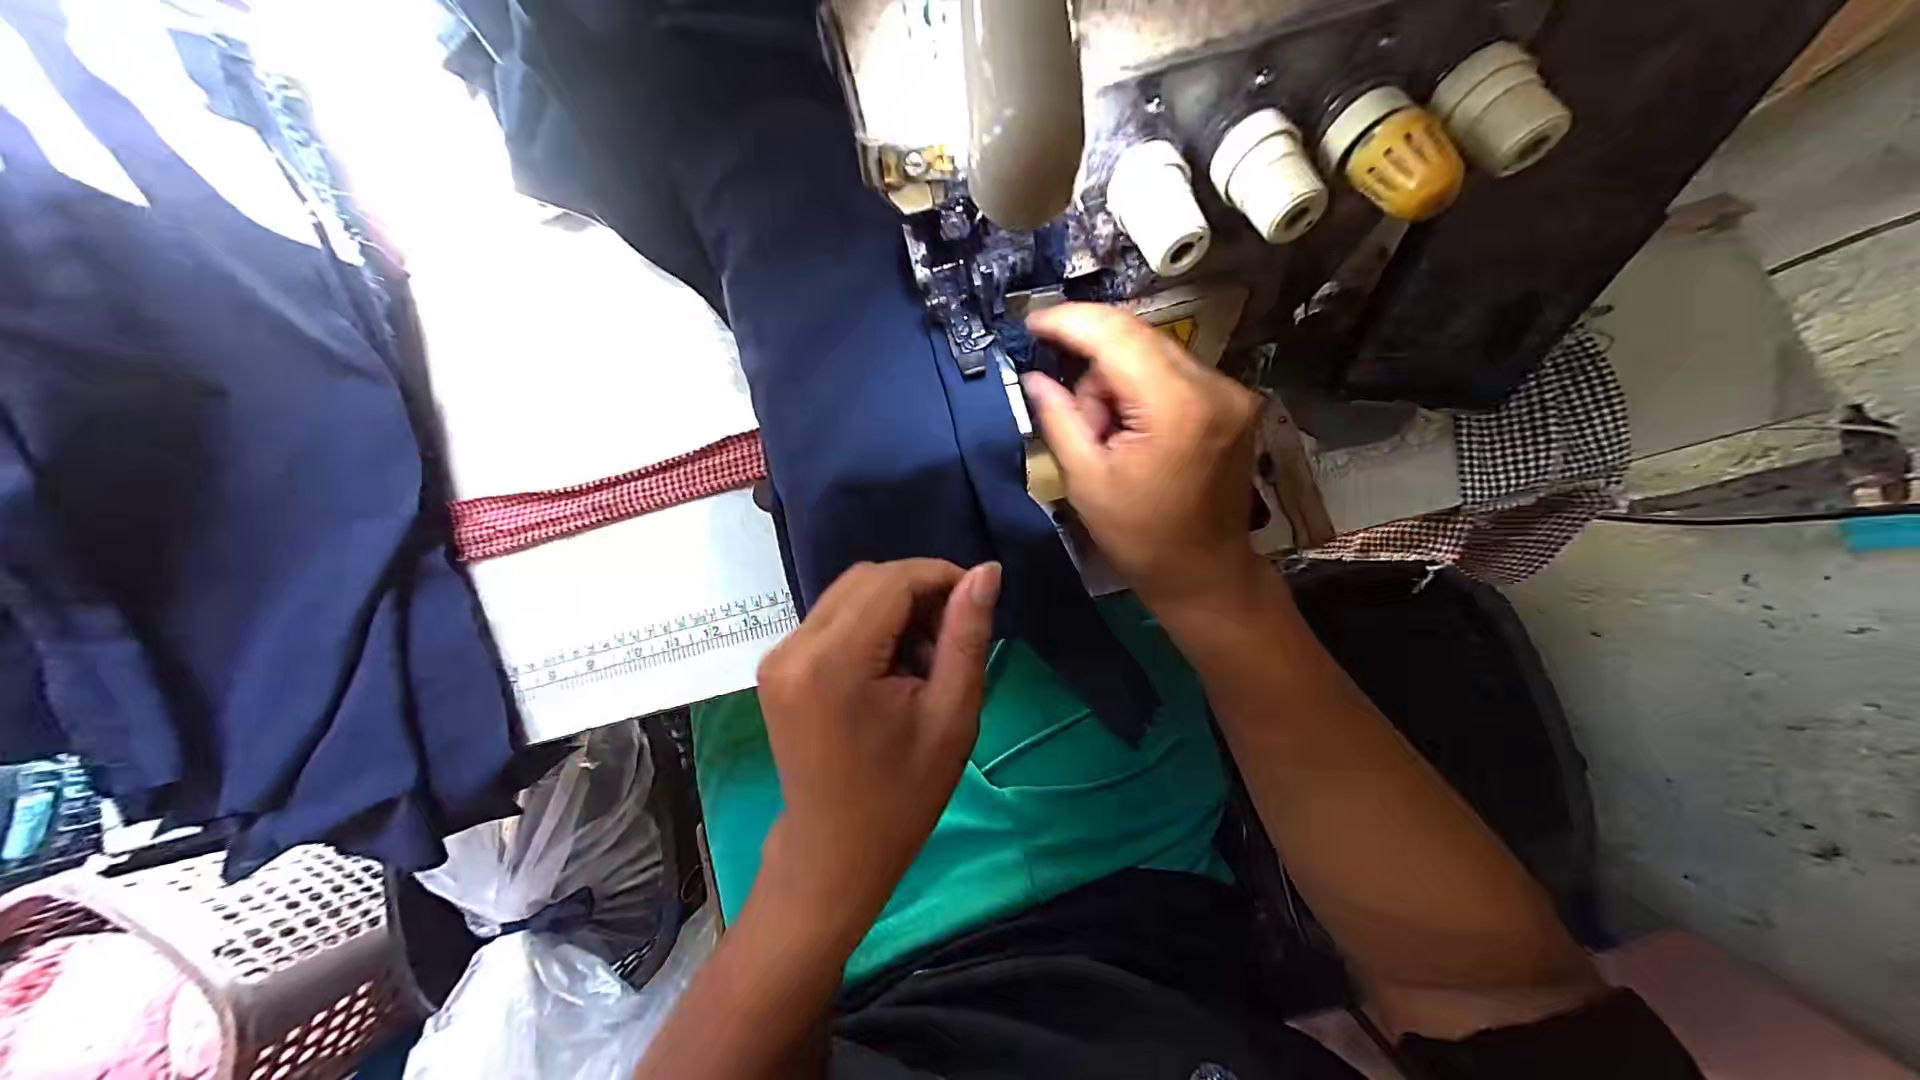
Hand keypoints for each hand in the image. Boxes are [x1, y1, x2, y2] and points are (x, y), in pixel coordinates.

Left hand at [752, 558, 1000, 944]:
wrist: (834, 853)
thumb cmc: (902, 795)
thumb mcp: (951, 715)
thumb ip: (967, 634)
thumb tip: (987, 571)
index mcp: (833, 662)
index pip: (892, 580)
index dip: (941, 578)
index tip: (975, 604)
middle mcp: (793, 647)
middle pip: (868, 579)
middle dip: (918, 593)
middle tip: (949, 641)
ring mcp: (778, 655)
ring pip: (850, 593)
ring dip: (895, 609)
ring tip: (922, 661)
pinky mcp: (777, 665)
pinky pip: (832, 617)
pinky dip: (870, 625)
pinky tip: (891, 666)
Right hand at [1023, 303, 1263, 611]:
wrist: (1205, 572)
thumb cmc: (1141, 537)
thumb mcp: (1086, 480)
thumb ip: (1058, 418)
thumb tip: (1035, 377)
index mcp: (1177, 407)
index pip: (1117, 335)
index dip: (1069, 322)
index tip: (1032, 323)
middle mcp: (1214, 386)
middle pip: (1137, 338)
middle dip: (1094, 366)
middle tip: (1080, 419)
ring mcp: (1231, 392)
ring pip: (1153, 353)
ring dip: (1118, 382)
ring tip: (1111, 438)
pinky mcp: (1234, 402)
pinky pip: (1173, 372)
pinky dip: (1143, 389)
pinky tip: (1135, 431)